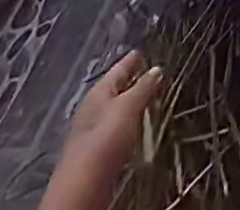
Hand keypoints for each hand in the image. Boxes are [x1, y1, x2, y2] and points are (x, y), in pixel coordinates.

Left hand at [41, 51, 163, 209]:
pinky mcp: (95, 153)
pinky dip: (127, 124)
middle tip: (149, 73)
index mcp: (98, 92)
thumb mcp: (128, 108)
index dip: (131, 60)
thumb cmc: (105, 140)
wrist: (82, 188)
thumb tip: (156, 69)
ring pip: (115, 109)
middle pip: (115, 89)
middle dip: (131, 81)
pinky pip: (115, 129)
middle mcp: (92, 108)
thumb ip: (142, 88)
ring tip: (147, 100)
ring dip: (130, 103)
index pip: (118, 69)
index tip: (141, 52)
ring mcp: (92, 131)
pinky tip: (135, 130)